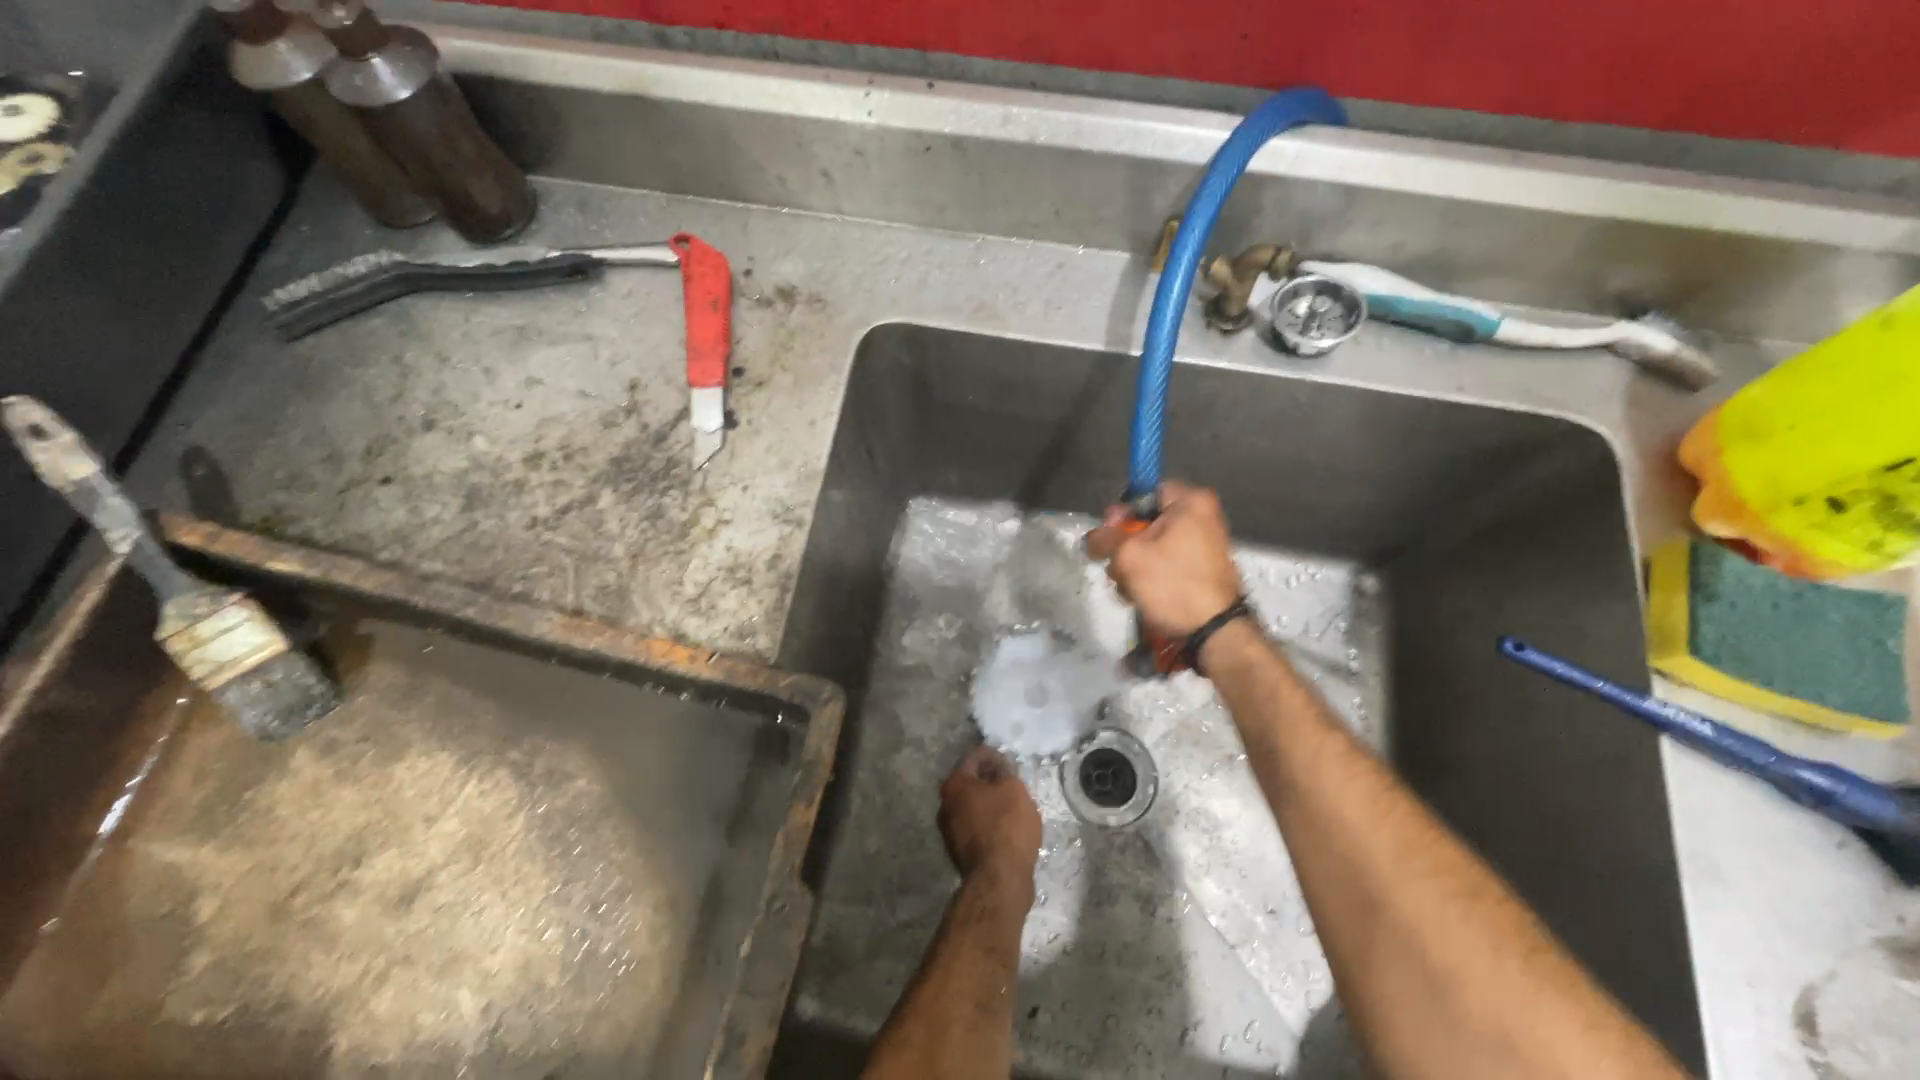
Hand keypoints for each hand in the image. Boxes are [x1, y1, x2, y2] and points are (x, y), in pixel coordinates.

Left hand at [938, 746, 1041, 895]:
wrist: (999, 878)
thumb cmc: (1007, 825)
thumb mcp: (1014, 789)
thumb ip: (1005, 773)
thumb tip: (998, 770)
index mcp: (955, 785)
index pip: (973, 758)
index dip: (992, 754)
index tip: (1008, 759)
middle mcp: (945, 805)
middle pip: (969, 783)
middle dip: (988, 779)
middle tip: (1010, 780)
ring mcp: (949, 831)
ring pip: (971, 807)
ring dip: (988, 803)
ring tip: (1011, 804)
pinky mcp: (959, 852)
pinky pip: (975, 827)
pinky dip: (988, 823)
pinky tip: (1006, 827)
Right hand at [1084, 481, 1243, 635]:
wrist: (1214, 631)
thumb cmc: (1172, 583)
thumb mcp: (1128, 556)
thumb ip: (1105, 538)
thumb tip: (1093, 537)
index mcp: (1192, 502)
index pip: (1145, 492)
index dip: (1122, 512)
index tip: (1108, 535)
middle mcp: (1203, 517)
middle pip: (1148, 521)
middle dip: (1125, 545)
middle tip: (1114, 566)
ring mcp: (1205, 545)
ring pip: (1154, 546)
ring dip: (1133, 566)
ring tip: (1127, 588)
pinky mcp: (1203, 570)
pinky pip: (1168, 563)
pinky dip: (1151, 577)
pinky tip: (1140, 596)